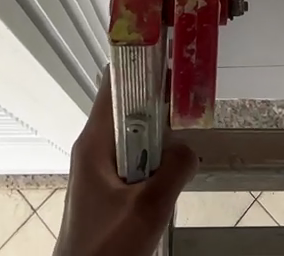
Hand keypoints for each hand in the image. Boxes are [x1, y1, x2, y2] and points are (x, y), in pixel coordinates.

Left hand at [53, 77, 195, 255]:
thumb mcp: (146, 209)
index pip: (115, 82)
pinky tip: (174, 166)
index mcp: (94, 142)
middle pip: (128, 105)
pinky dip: (155, 155)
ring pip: (134, 133)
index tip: (169, 48)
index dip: (141, 62)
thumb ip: (174, 170)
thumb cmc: (104, 251)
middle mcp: (94, 148)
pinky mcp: (107, 189)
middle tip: (189, 86)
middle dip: (158, 95)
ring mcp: (99, 169)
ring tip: (187, 122)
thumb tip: (189, 149)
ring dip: (159, 129)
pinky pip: (135, 158)